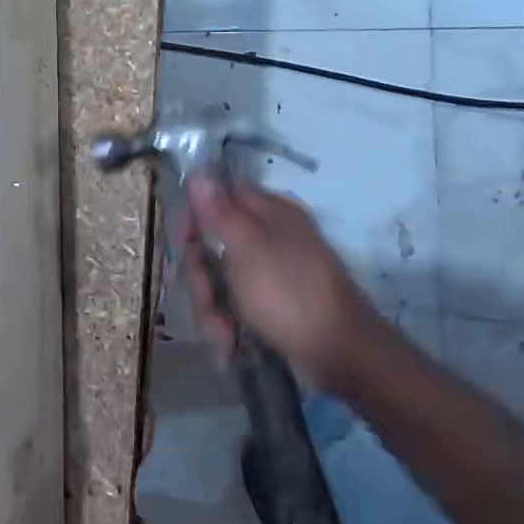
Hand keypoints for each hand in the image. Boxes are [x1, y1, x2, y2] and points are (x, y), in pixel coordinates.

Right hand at [185, 178, 382, 391]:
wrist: (338, 352)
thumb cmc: (290, 292)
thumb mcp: (248, 247)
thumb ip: (220, 211)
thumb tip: (200, 172)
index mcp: (270, 212)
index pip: (222, 195)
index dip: (197, 214)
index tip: (186, 239)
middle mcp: (270, 237)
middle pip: (214, 243)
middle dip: (203, 277)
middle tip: (208, 298)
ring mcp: (271, 272)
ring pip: (221, 280)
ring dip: (213, 309)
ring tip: (224, 334)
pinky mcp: (272, 304)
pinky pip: (236, 305)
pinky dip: (230, 325)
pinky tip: (232, 344)